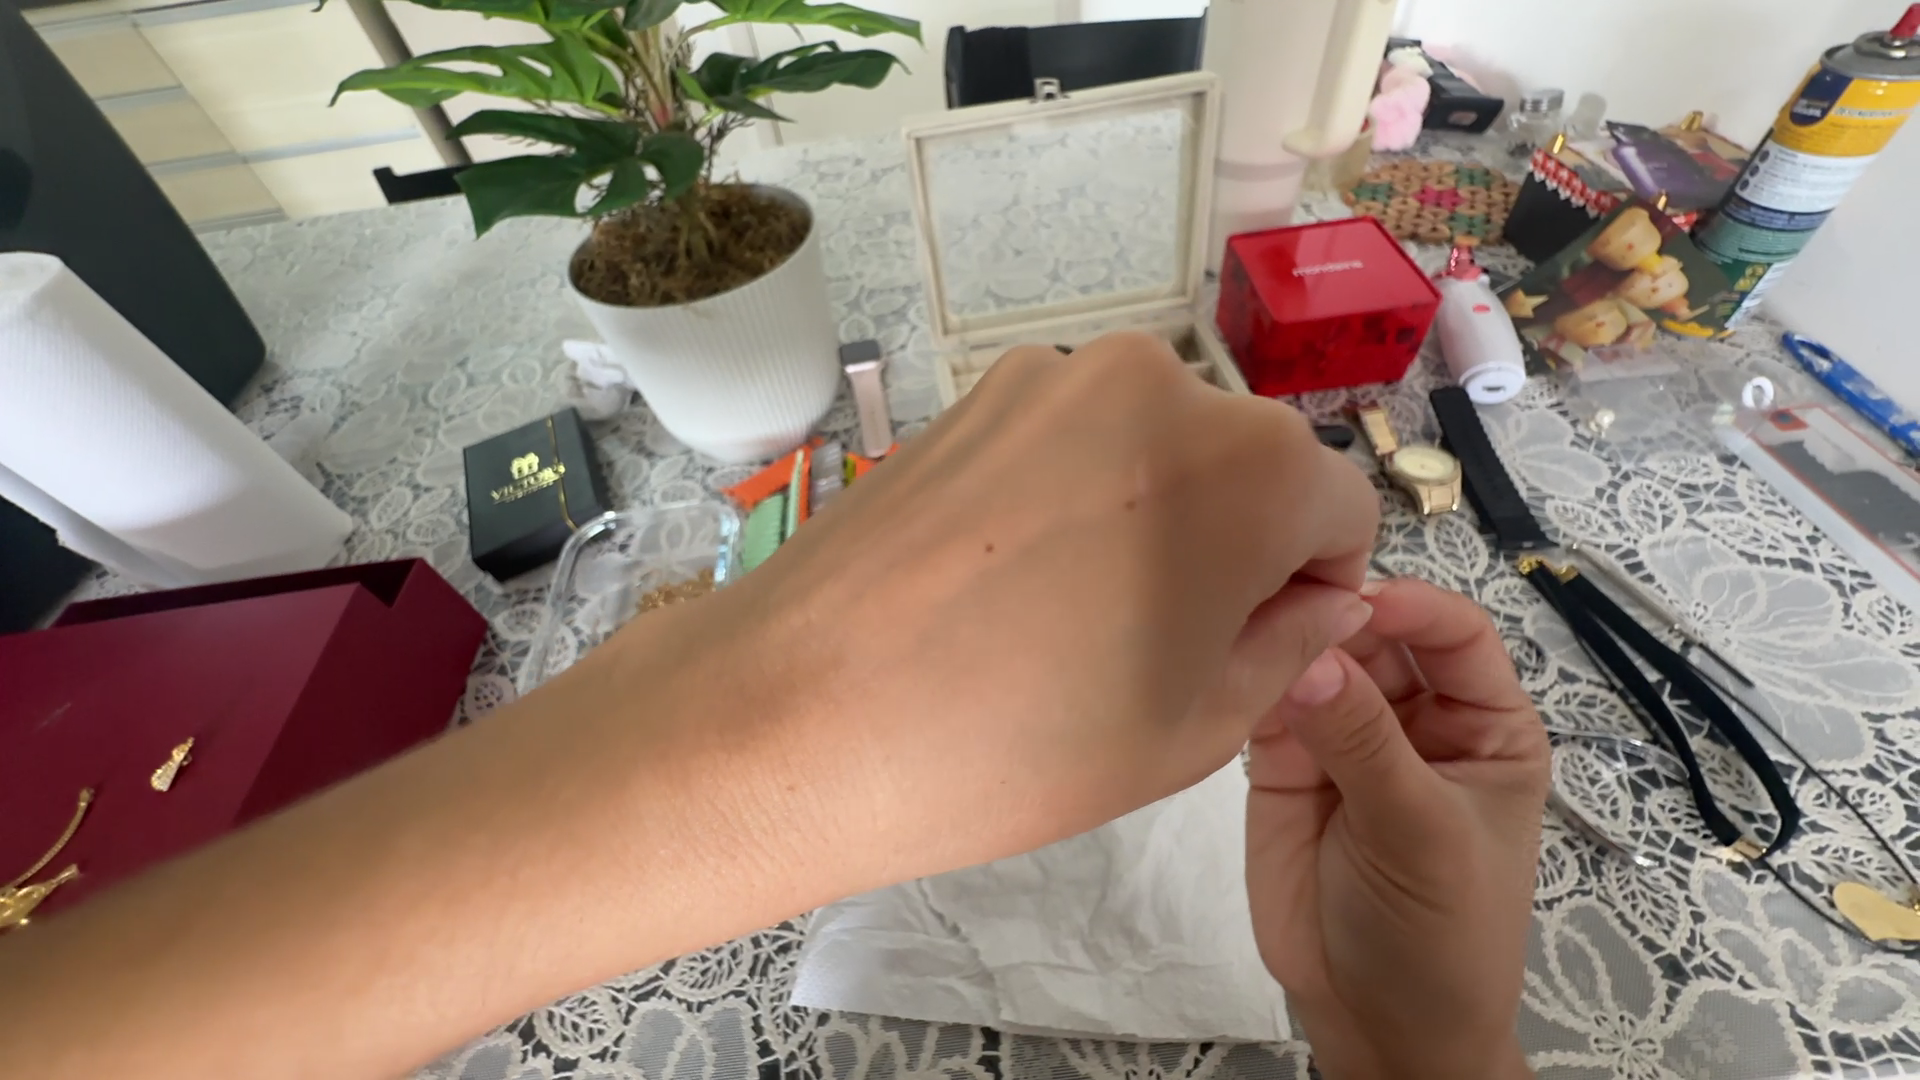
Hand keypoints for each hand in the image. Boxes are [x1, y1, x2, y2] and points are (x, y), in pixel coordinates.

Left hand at [637, 331, 1379, 889]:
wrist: (798, 710)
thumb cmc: (1017, 745)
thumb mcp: (1196, 727)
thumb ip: (1290, 644)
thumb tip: (1321, 595)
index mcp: (1245, 462)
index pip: (1339, 510)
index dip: (1310, 583)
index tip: (1251, 638)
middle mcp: (1155, 382)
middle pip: (1242, 466)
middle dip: (1230, 541)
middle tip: (1148, 633)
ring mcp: (1051, 373)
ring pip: (1151, 446)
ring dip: (1146, 511)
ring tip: (1061, 604)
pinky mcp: (974, 391)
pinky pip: (1068, 437)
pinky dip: (1070, 490)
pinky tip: (1002, 567)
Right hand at [1245, 579, 1548, 1079]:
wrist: (1368, 1017)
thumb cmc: (1437, 932)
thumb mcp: (1420, 837)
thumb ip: (1366, 746)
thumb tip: (1309, 661)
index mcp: (1479, 725)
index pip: (1454, 636)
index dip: (1411, 608)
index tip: (1350, 600)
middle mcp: (1409, 715)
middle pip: (1373, 637)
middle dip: (1333, 617)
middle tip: (1278, 604)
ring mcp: (1340, 733)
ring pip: (1311, 661)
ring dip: (1282, 643)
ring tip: (1239, 626)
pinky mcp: (1281, 755)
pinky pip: (1262, 700)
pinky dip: (1243, 680)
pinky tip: (1219, 664)